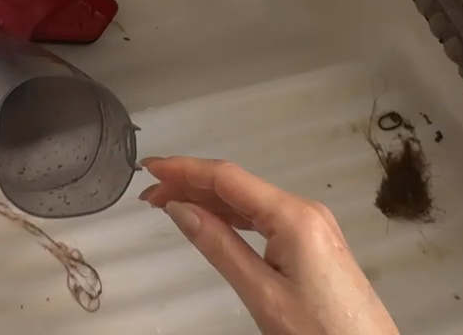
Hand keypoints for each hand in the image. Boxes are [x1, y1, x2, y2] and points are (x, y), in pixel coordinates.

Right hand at [141, 156, 397, 334]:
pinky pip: (262, 217)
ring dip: (206, 199)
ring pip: (247, 200)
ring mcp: (311, 226)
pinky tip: (208, 221)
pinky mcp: (314, 243)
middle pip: (235, 185)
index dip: (184, 168)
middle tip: (149, 194)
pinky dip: (230, 216)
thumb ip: (218, 246)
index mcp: (293, 215)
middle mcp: (304, 210)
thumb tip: (177, 207)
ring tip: (168, 205)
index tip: (149, 167)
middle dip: (189, 184)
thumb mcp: (263, 295)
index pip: (226, 177)